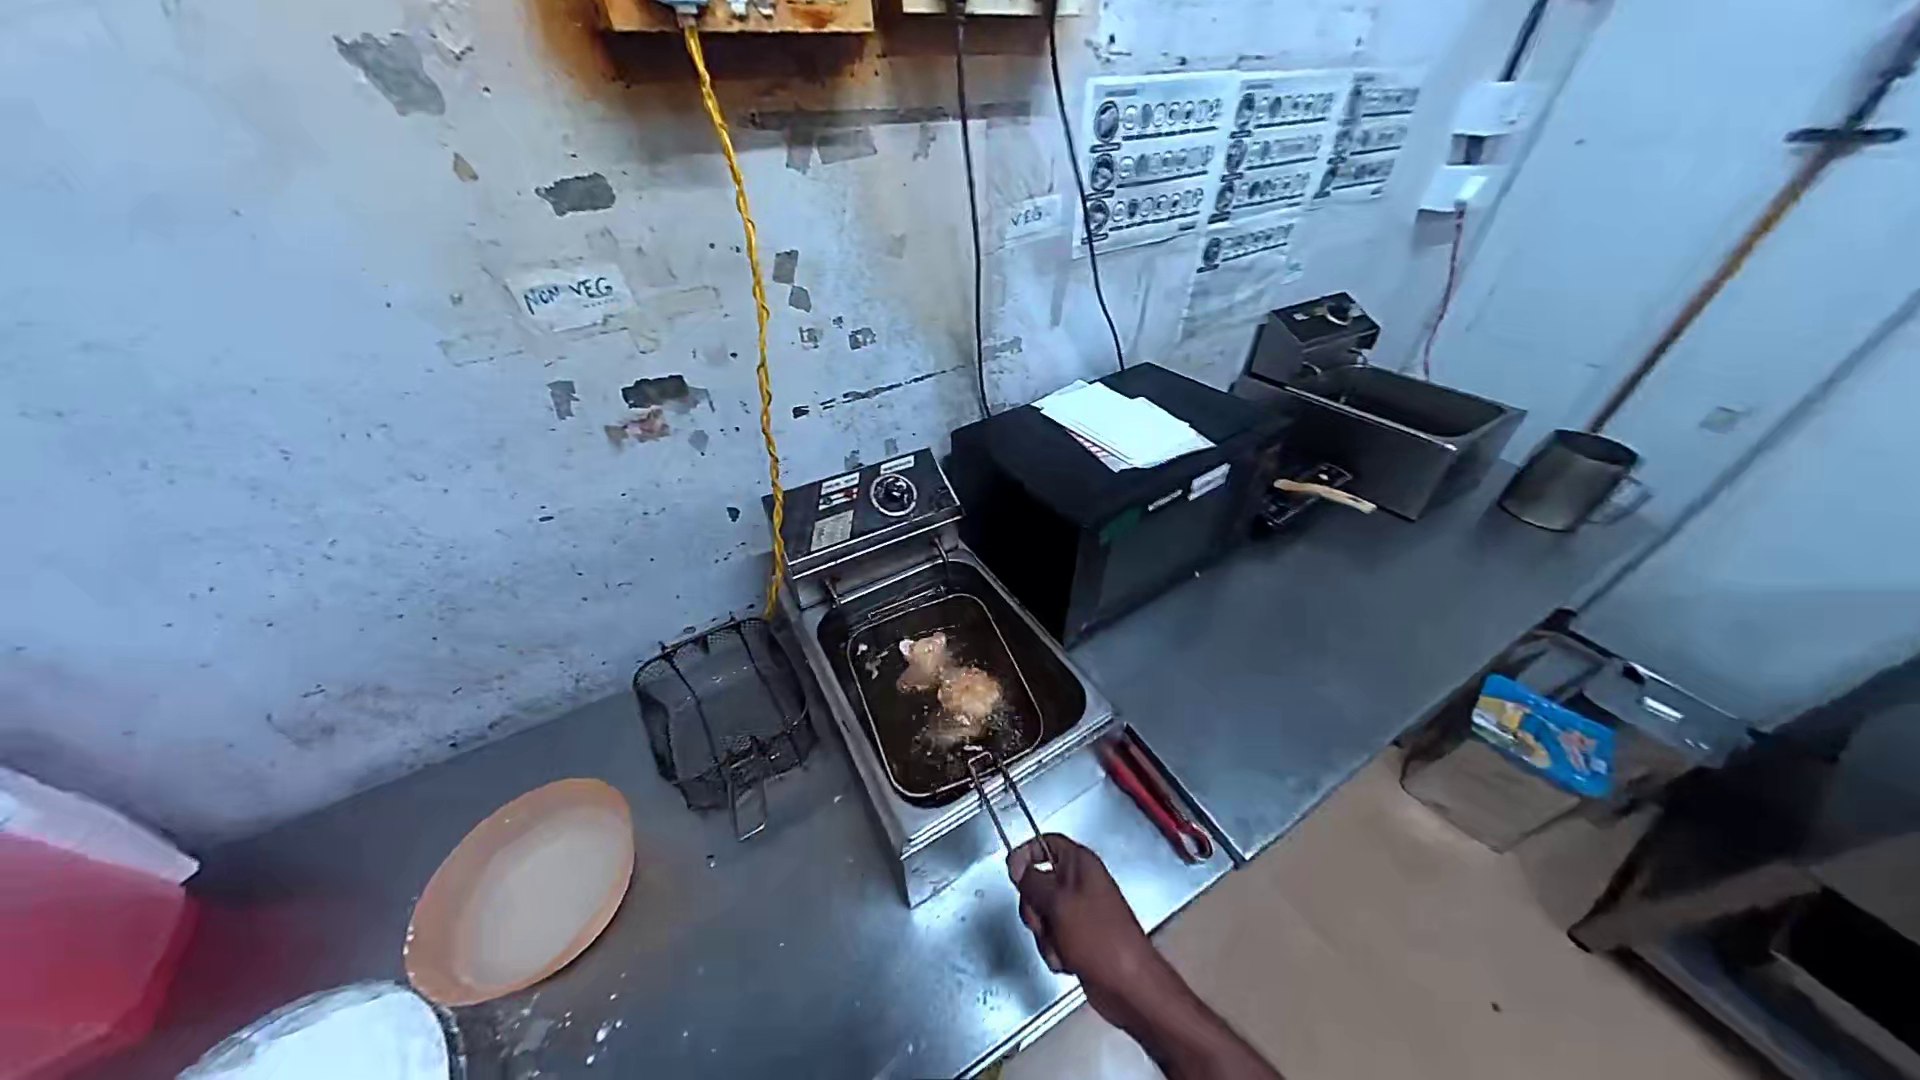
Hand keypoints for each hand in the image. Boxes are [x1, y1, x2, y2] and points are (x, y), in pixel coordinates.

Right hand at [1008, 834, 1181, 1029]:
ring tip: (1061, 945)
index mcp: (1080, 863)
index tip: (1013, 872)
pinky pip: (1052, 937)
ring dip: (1045, 934)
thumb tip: (1017, 864)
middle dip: (1034, 907)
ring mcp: (1080, 911)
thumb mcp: (1056, 901)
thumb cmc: (1099, 936)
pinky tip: (1068, 959)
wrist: (1128, 985)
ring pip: (1043, 914)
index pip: (1045, 843)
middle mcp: (1081, 882)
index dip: (1025, 854)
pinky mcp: (1080, 937)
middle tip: (1042, 919)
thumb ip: (1030, 880)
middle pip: (1038, 882)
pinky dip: (1054, 950)